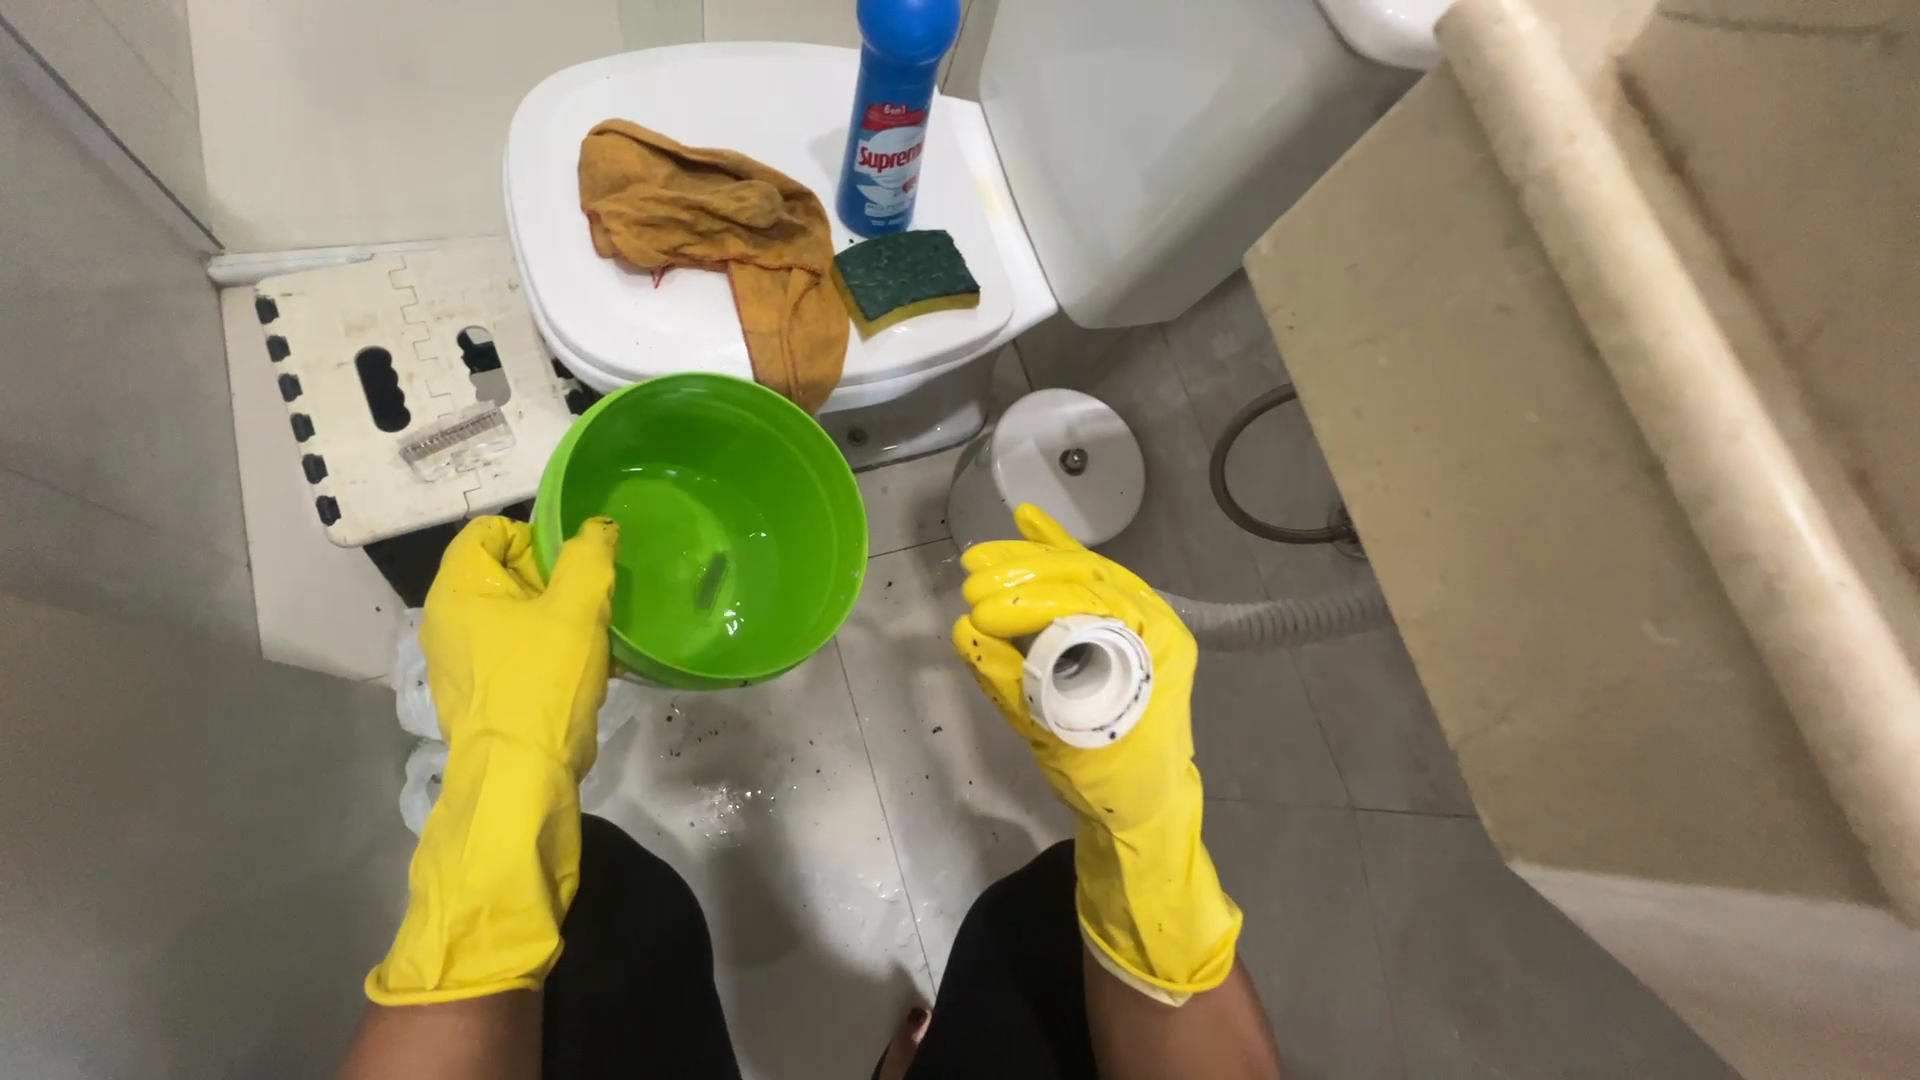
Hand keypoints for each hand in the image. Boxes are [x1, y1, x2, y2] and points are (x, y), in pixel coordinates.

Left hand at [419, 516, 618, 777]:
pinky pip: (512, 649)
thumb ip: (590, 556)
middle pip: (501, 570)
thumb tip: (598, 527)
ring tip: (588, 636)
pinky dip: (544, 647)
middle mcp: (446, 619)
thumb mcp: (578, 607)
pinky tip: (576, 669)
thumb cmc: (544, 679)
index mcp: (457, 590)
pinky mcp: (476, 690)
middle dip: (551, 579)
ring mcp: (457, 658)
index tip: (570, 567)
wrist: (522, 771)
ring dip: (554, 615)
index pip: (488, 531)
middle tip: (587, 602)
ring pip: (512, 612)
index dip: (533, 537)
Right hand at [953, 505, 1240, 999]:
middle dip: (1024, 573)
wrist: (1145, 804)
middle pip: (1086, 574)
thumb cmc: (1111, 780)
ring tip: (979, 558)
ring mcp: (1140, 615)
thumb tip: (965, 632)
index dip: (1031, 601)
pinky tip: (1027, 521)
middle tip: (972, 579)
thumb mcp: (1057, 739)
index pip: (1092, 602)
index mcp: (1158, 646)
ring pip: (1081, 570)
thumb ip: (1011, 686)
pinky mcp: (1119, 619)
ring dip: (1028, 560)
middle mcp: (1155, 619)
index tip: (979, 608)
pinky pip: (1084, 579)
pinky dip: (1053, 551)